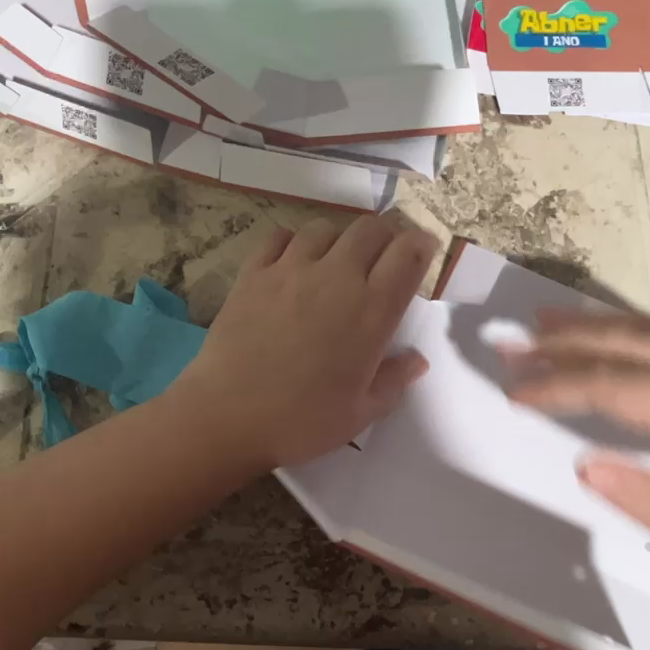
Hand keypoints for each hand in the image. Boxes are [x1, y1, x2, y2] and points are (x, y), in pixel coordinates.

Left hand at [169, 216, 437, 469]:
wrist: (228, 414)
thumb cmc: (302, 421)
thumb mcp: (360, 412)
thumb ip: (393, 380)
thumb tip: (416, 360)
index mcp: (371, 309)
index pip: (408, 253)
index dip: (421, 246)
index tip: (421, 254)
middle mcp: (336, 277)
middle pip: (371, 229)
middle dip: (386, 236)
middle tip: (383, 258)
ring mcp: (290, 269)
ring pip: (325, 228)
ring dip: (339, 239)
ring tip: (335, 262)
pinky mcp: (253, 273)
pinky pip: (278, 237)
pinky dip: (292, 242)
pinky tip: (291, 262)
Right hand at [507, 308, 649, 632]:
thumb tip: (583, 463)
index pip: (616, 387)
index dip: (557, 386)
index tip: (512, 391)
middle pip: (631, 343)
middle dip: (564, 339)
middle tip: (511, 338)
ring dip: (598, 324)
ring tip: (547, 320)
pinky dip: (638, 328)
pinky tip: (621, 334)